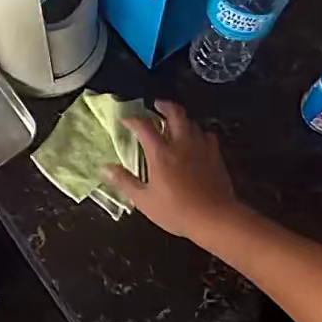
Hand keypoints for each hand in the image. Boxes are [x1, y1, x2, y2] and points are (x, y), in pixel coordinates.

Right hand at [104, 100, 246, 244]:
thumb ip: (125, 181)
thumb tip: (105, 168)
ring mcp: (201, 147)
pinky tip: (197, 139)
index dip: (133, 120)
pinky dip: (200, 132)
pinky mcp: (216, 155)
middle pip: (175, 114)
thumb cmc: (176, 211)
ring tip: (175, 121)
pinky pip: (208, 135)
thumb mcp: (144, 200)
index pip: (144, 127)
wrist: (213, 217)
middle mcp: (181, 144)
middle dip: (164, 105)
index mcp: (160, 153)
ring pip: (192, 122)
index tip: (126, 120)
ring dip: (182, 118)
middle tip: (158, 104)